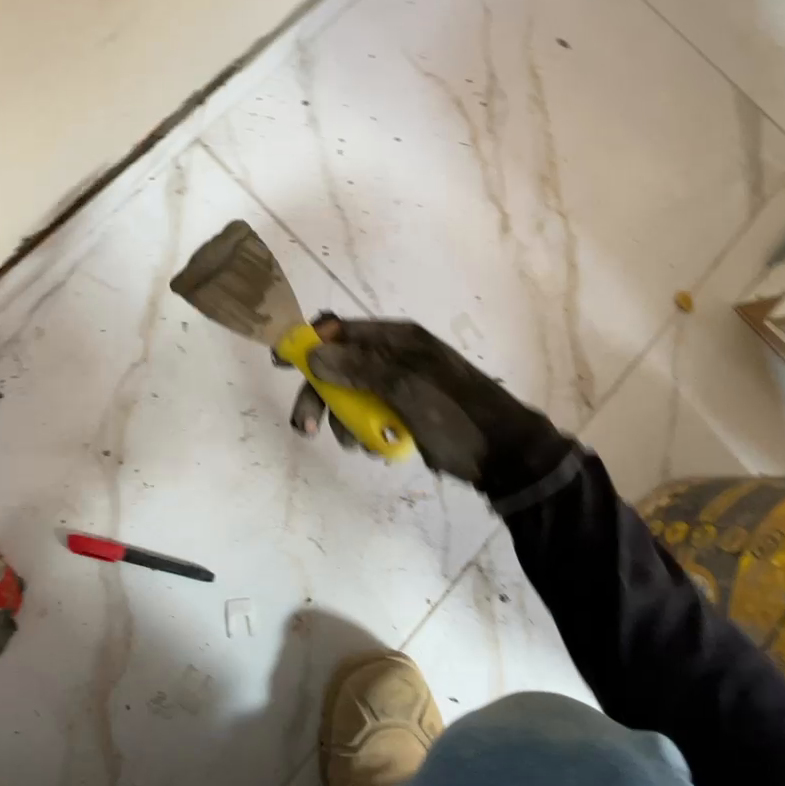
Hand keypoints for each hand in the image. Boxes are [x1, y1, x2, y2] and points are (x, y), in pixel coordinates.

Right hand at [288, 315, 563, 488]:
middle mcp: (393, 356)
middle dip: (320, 396)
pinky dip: (364, 432)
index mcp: (396, 339)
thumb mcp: (406, 389)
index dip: (307, 342)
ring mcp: (398, 385)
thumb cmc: (456, 415)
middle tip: (307, 428)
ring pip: (349, 396)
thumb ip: (358, 369)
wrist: (505, 455)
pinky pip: (368, 416)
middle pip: (337, 367)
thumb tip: (312, 353)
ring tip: (358, 445)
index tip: (279, 361)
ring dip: (344, 421)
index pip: (340, 330)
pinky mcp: (403, 411)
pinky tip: (375, 449)